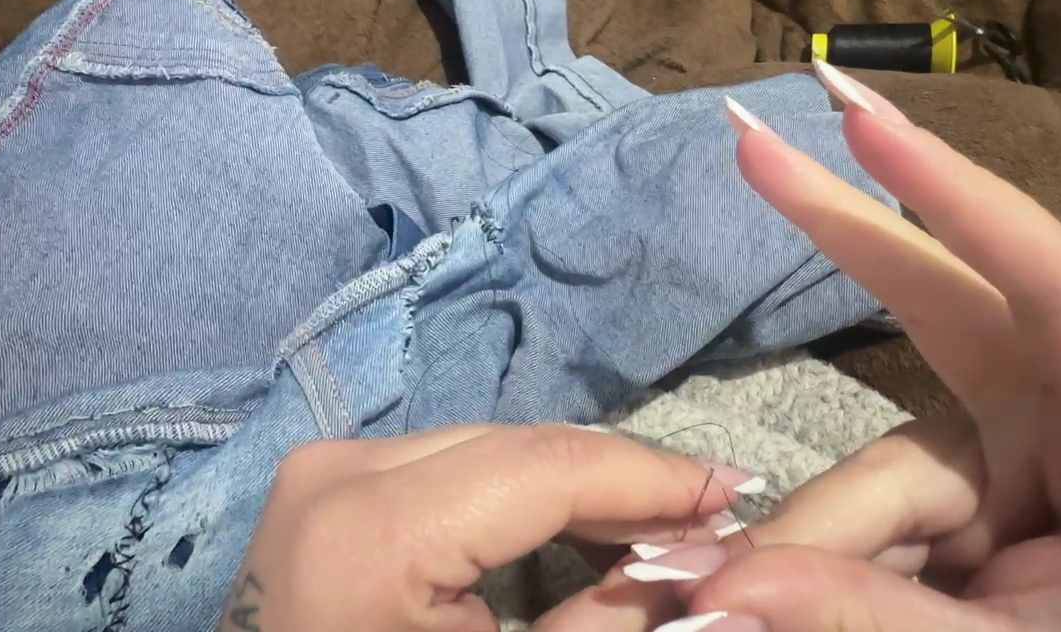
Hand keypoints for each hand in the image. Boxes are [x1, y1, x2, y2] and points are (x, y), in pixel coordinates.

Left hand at [219, 424, 760, 631]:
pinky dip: (517, 488)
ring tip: (659, 516)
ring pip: (488, 447)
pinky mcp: (330, 476)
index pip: (540, 467)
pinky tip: (576, 515)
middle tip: (709, 511)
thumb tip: (698, 560)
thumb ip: (599, 620)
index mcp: (369, 531)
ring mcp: (329, 464)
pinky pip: (449, 465)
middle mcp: (343, 468)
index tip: (731, 487)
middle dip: (619, 479)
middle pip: (517, 448)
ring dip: (574, 482)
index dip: (646, 474)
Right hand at [618, 66, 1060, 631]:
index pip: (1060, 284)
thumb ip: (872, 616)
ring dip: (836, 531)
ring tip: (761, 609)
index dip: (953, 193)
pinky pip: (888, 499)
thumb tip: (715, 584)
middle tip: (746, 137)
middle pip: (948, 295)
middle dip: (842, 218)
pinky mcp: (983, 486)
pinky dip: (848, 546)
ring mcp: (1028, 449)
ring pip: (891, 450)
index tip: (857, 122)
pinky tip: (820, 602)